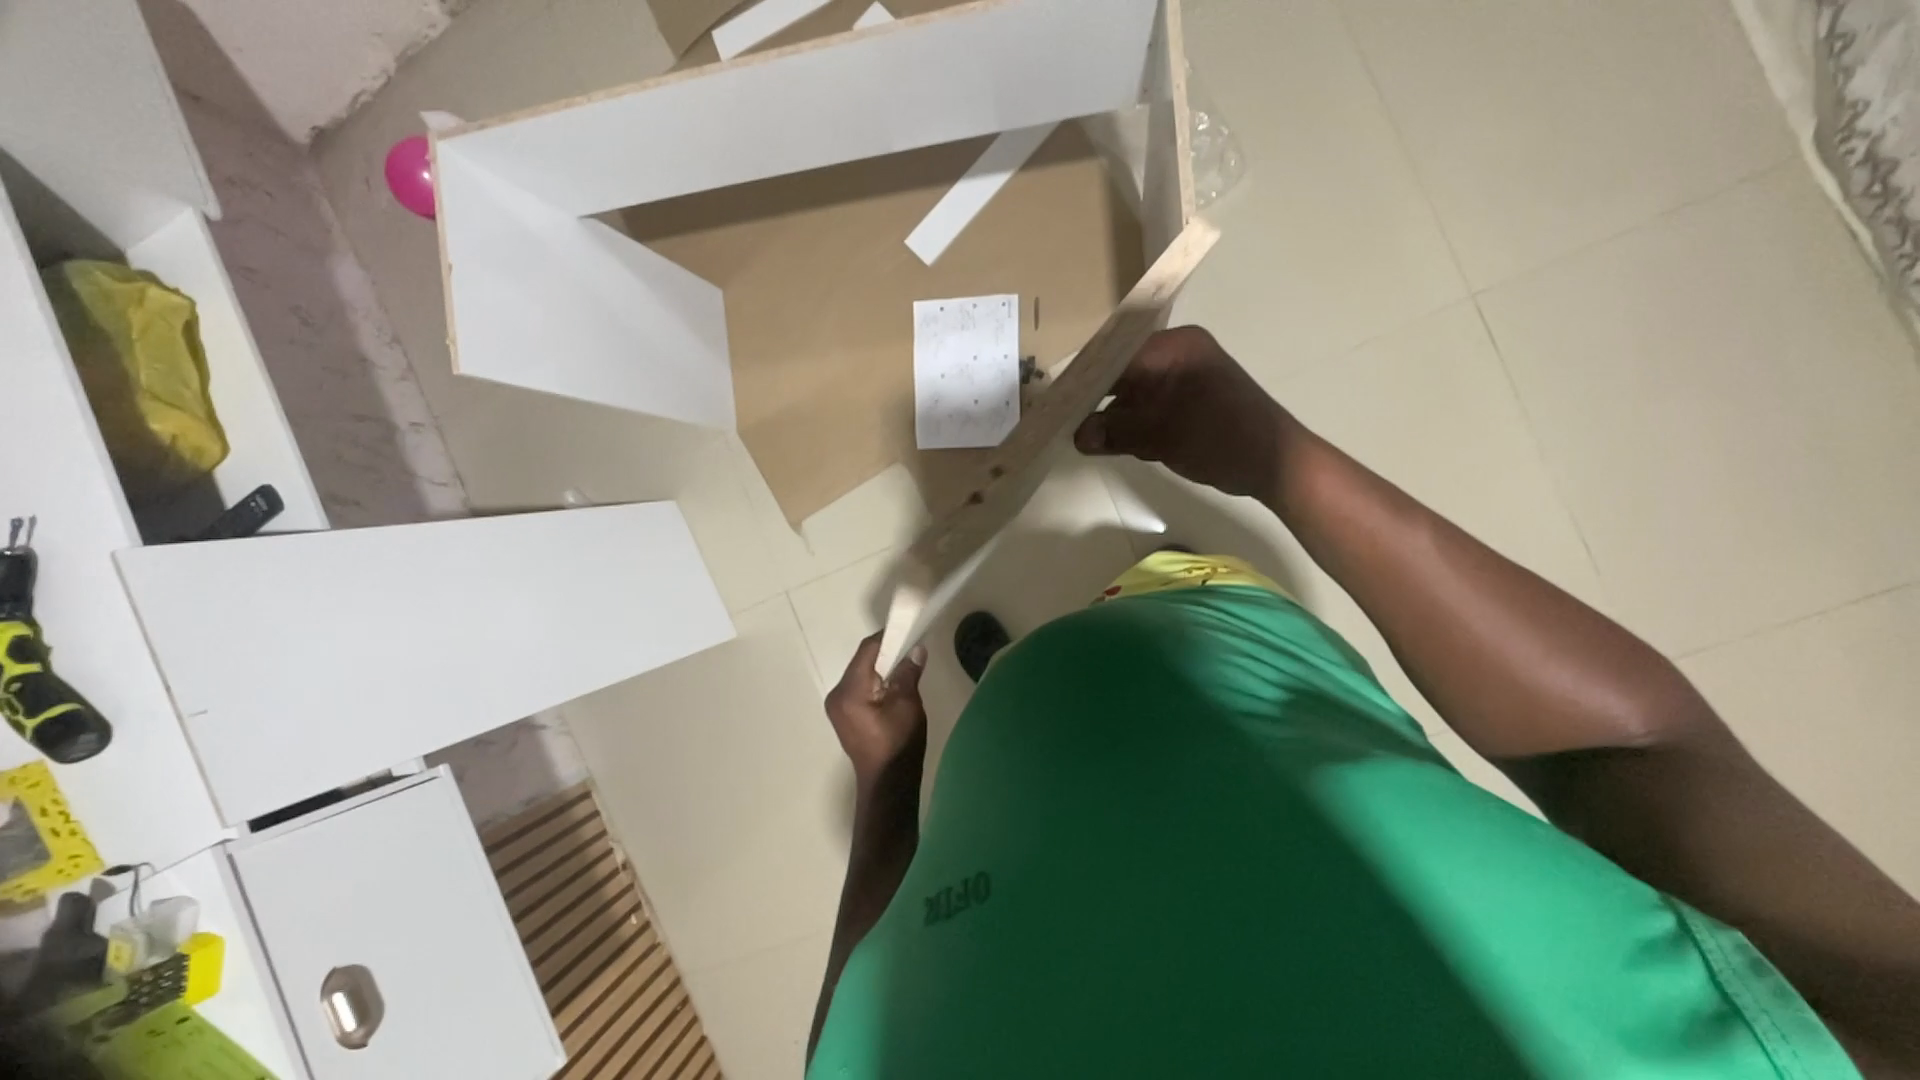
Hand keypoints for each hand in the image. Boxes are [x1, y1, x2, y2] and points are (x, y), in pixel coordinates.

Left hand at [825, 634, 928, 785]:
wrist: (887, 783)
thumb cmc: (898, 744)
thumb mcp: (907, 705)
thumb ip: (908, 673)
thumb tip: (916, 648)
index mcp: (849, 691)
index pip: (867, 650)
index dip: (888, 637)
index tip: (909, 629)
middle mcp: (837, 695)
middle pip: (862, 661)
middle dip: (886, 653)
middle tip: (911, 648)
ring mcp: (837, 707)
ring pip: (861, 674)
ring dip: (881, 668)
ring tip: (905, 666)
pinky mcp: (844, 716)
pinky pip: (860, 688)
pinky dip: (876, 682)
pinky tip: (893, 685)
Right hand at [1073, 326, 1295, 499]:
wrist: (1277, 464)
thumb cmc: (1223, 439)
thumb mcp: (1162, 437)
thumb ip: (1117, 432)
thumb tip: (1077, 436)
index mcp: (1174, 347)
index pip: (1113, 355)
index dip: (1081, 380)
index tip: (1053, 405)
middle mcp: (1177, 354)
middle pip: (1120, 371)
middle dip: (1092, 397)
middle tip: (1060, 422)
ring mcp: (1183, 377)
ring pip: (1132, 390)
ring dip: (1111, 413)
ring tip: (1079, 435)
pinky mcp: (1187, 400)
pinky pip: (1148, 404)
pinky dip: (1131, 422)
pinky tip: (1111, 441)